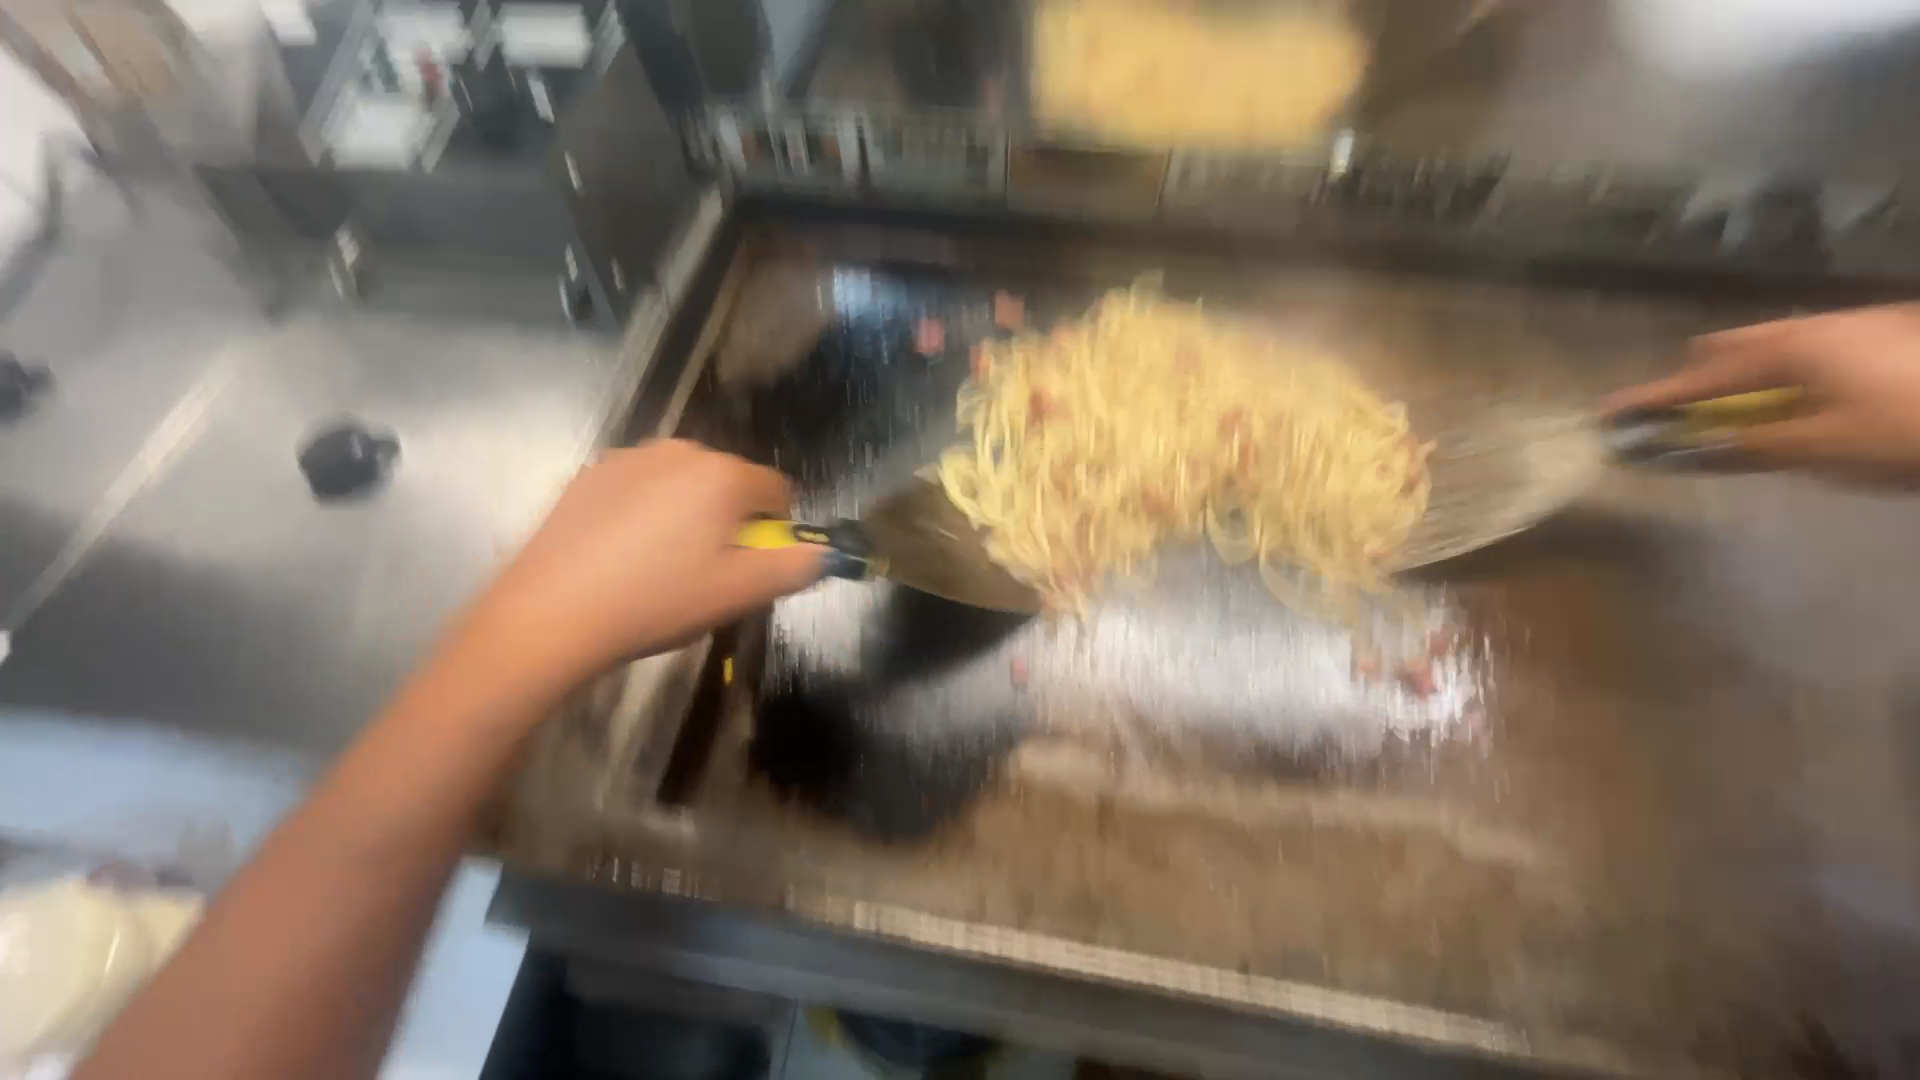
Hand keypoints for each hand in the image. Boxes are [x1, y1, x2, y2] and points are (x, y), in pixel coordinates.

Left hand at [454, 440, 822, 685]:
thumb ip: (796, 567)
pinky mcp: (589, 475)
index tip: (754, 564)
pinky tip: (623, 555)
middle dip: (731, 518)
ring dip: (689, 513)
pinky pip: (641, 487)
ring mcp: (629, 459)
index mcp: (723, 476)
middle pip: (730, 482)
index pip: (777, 489)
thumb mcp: (740, 593)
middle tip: (708, 570)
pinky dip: (646, 512)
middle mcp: (680, 452)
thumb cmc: (658, 601)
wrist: (551, 613)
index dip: (776, 528)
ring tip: (662, 564)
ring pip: (684, 483)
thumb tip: (826, 552)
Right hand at [1605, 305, 1919, 485]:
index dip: (1651, 398)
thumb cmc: (1909, 432)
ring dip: (1754, 375)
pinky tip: (1816, 399)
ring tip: (1750, 407)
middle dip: (1705, 374)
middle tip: (1686, 405)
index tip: (1607, 412)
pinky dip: (1797, 374)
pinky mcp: (1903, 340)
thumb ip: (1747, 444)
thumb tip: (1691, 446)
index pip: (1699, 379)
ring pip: (1786, 345)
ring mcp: (1871, 327)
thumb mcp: (1819, 448)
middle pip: (1740, 345)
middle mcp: (1826, 326)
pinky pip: (1824, 351)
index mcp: (1794, 348)